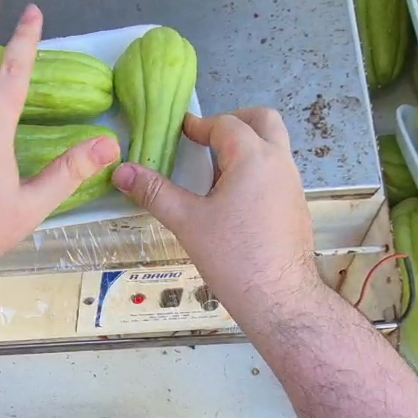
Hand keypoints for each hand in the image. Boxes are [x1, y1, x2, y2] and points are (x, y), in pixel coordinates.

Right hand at [112, 109, 327, 320]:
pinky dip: (254, 171)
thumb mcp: (187, 222)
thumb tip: (121, 172)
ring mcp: (292, 184)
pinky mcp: (295, 206)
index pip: (226, 125)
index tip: (179, 132)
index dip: (199, 125)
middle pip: (262, 121)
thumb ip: (155, 193)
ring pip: (272, 147)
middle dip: (234, 122)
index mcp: (253, 157)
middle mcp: (280, 162)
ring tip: (213, 175)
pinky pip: (275, 173)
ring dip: (245, 147)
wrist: (278, 297)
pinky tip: (230, 204)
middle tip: (206, 140)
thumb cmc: (232, 256)